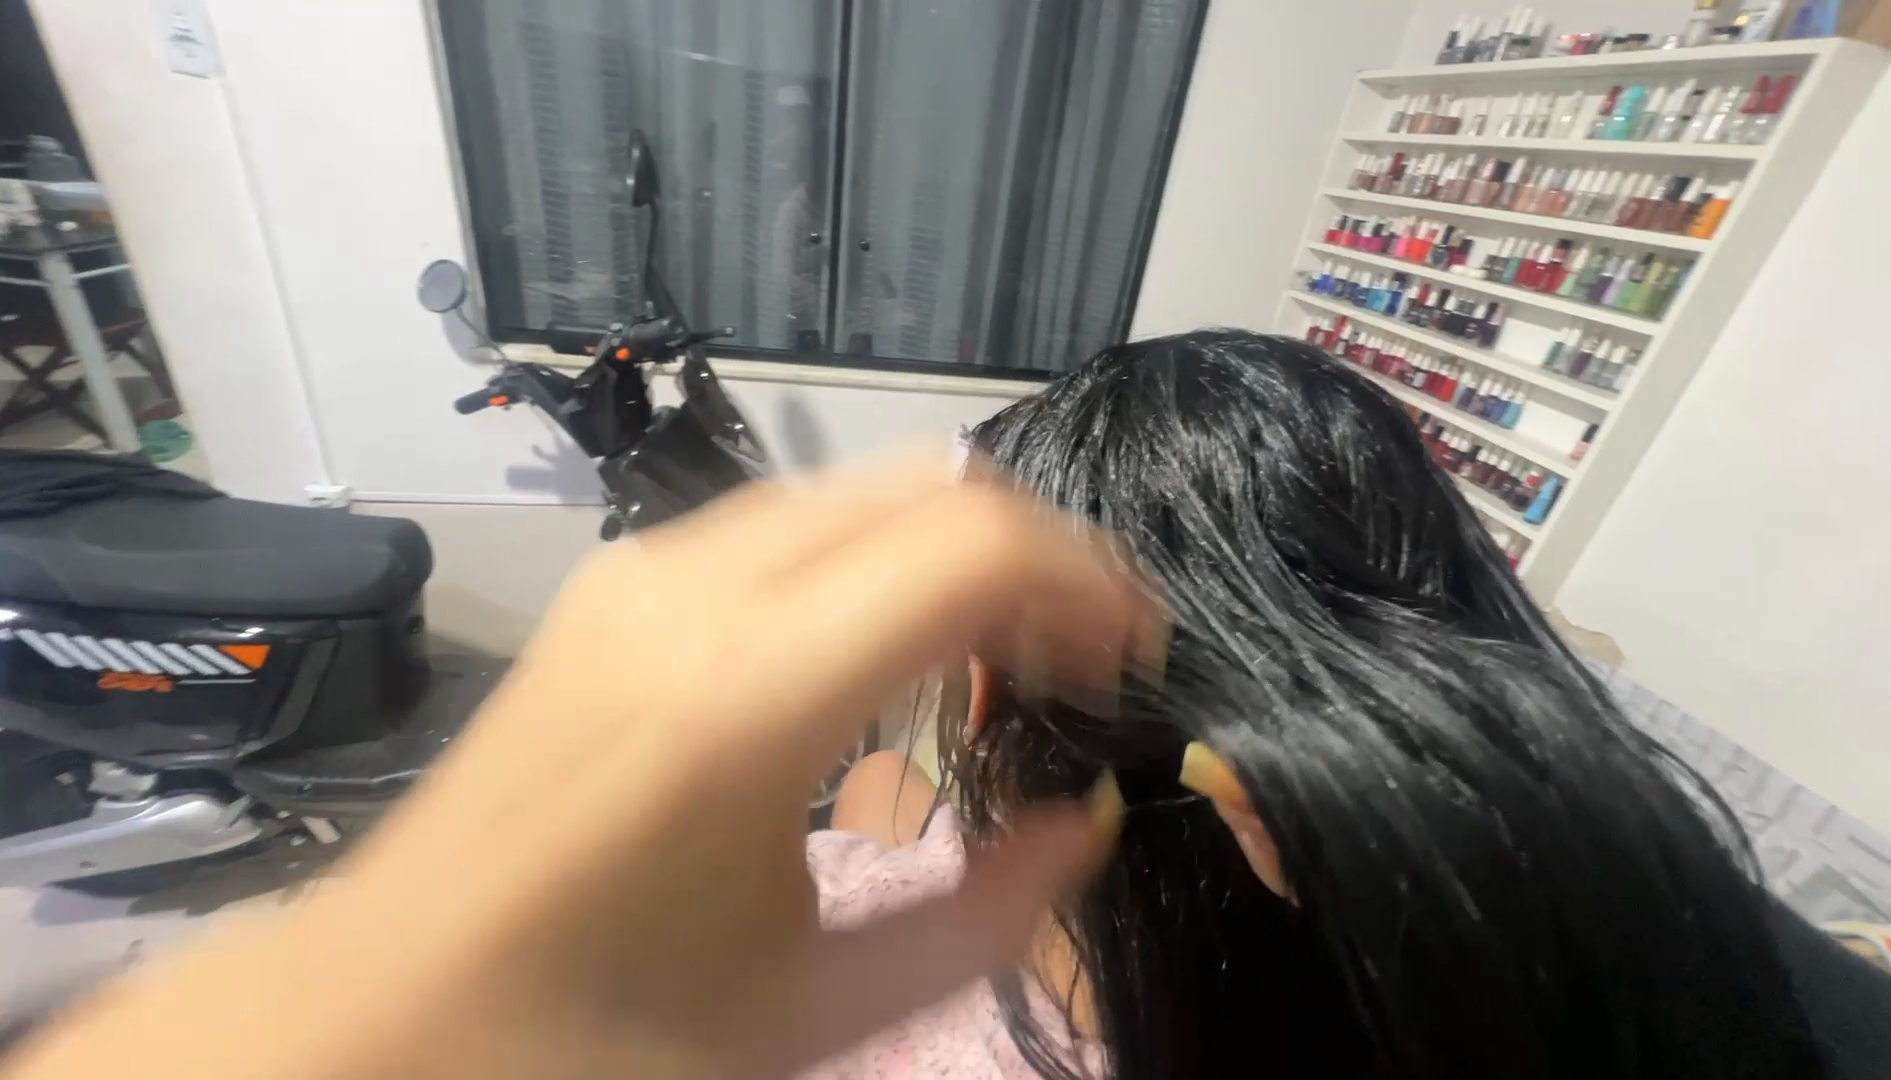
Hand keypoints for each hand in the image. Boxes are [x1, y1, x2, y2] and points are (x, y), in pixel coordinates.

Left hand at [5, 450, 1154, 1079]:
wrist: (376, 1007)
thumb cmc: (597, 1037)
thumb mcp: (819, 1008)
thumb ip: (986, 911)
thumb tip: (1088, 817)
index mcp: (748, 695)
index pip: (971, 549)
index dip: (1085, 580)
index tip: (1134, 649)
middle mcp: (699, 585)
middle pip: (934, 490)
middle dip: (1041, 557)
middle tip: (1080, 652)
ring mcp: (656, 559)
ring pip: (874, 488)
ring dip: (967, 548)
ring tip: (1003, 647)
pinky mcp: (636, 567)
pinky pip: (808, 518)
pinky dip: (893, 553)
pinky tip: (902, 636)